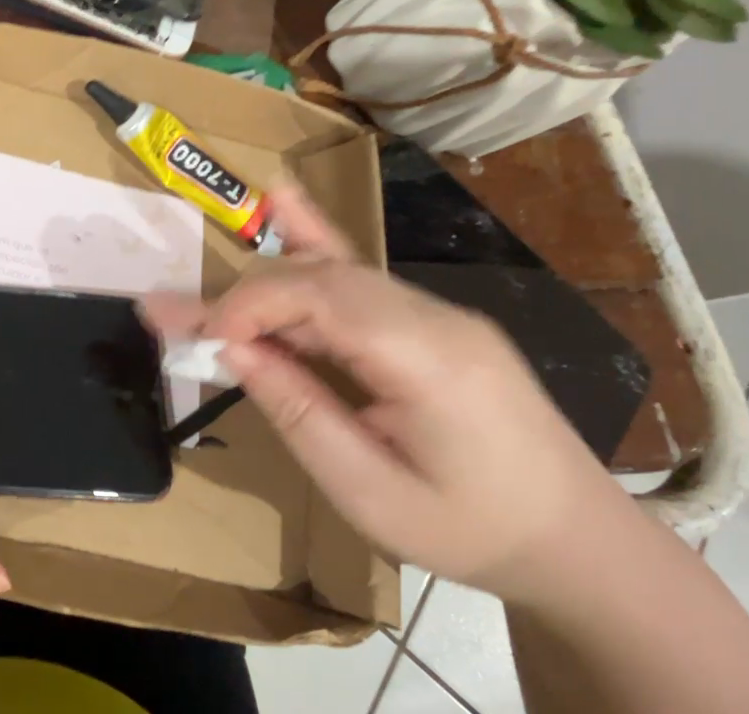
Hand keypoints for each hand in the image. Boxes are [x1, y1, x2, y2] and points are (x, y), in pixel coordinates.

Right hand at [140, 186, 628, 600]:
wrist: (579, 546)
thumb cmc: (468, 530)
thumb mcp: (367, 489)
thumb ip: (296, 409)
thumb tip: (230, 349)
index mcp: (427, 358)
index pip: (317, 296)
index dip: (245, 305)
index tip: (196, 339)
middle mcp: (435, 318)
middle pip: (318, 278)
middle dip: (238, 296)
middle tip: (168, 318)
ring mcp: (439, 316)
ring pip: (333, 275)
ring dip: (262, 287)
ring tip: (196, 303)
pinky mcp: (434, 326)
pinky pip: (360, 280)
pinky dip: (311, 245)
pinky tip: (281, 200)